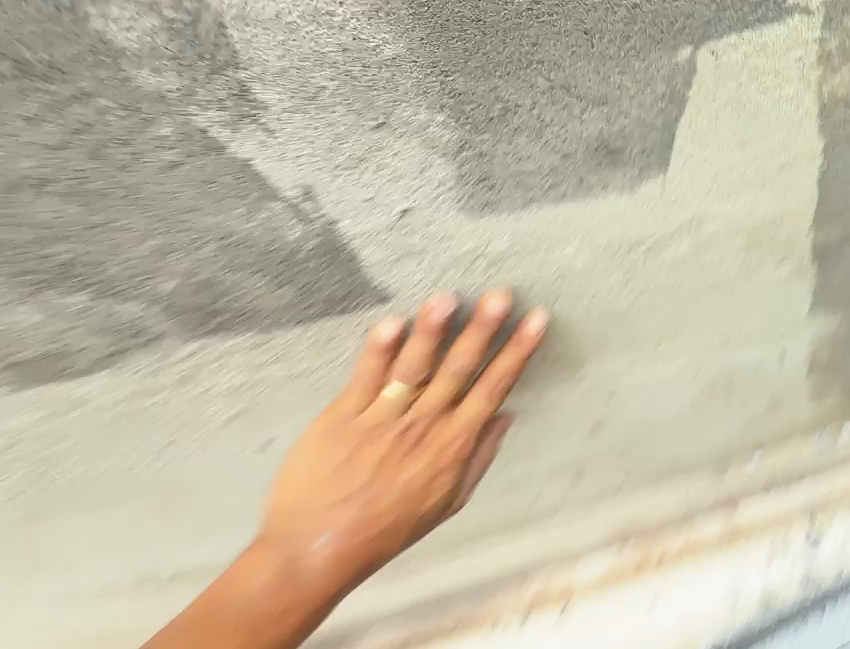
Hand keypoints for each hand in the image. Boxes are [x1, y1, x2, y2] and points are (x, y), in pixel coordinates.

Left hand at [255, 289, 550, 591]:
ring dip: (432, 331)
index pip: (494, 387)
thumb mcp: (449, 502)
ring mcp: (381, 420)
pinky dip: (378, 350)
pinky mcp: (340, 419)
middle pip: (458, 368)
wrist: (313, 554)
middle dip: (482, 329)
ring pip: (413, 367)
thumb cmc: (388, 529)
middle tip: (500, 295)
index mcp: (453, 444)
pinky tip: (392, 323)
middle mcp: (423, 426)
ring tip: (447, 298)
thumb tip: (505, 415)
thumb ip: (480, 456)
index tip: (536, 319)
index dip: (518, 351)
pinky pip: (364, 378)